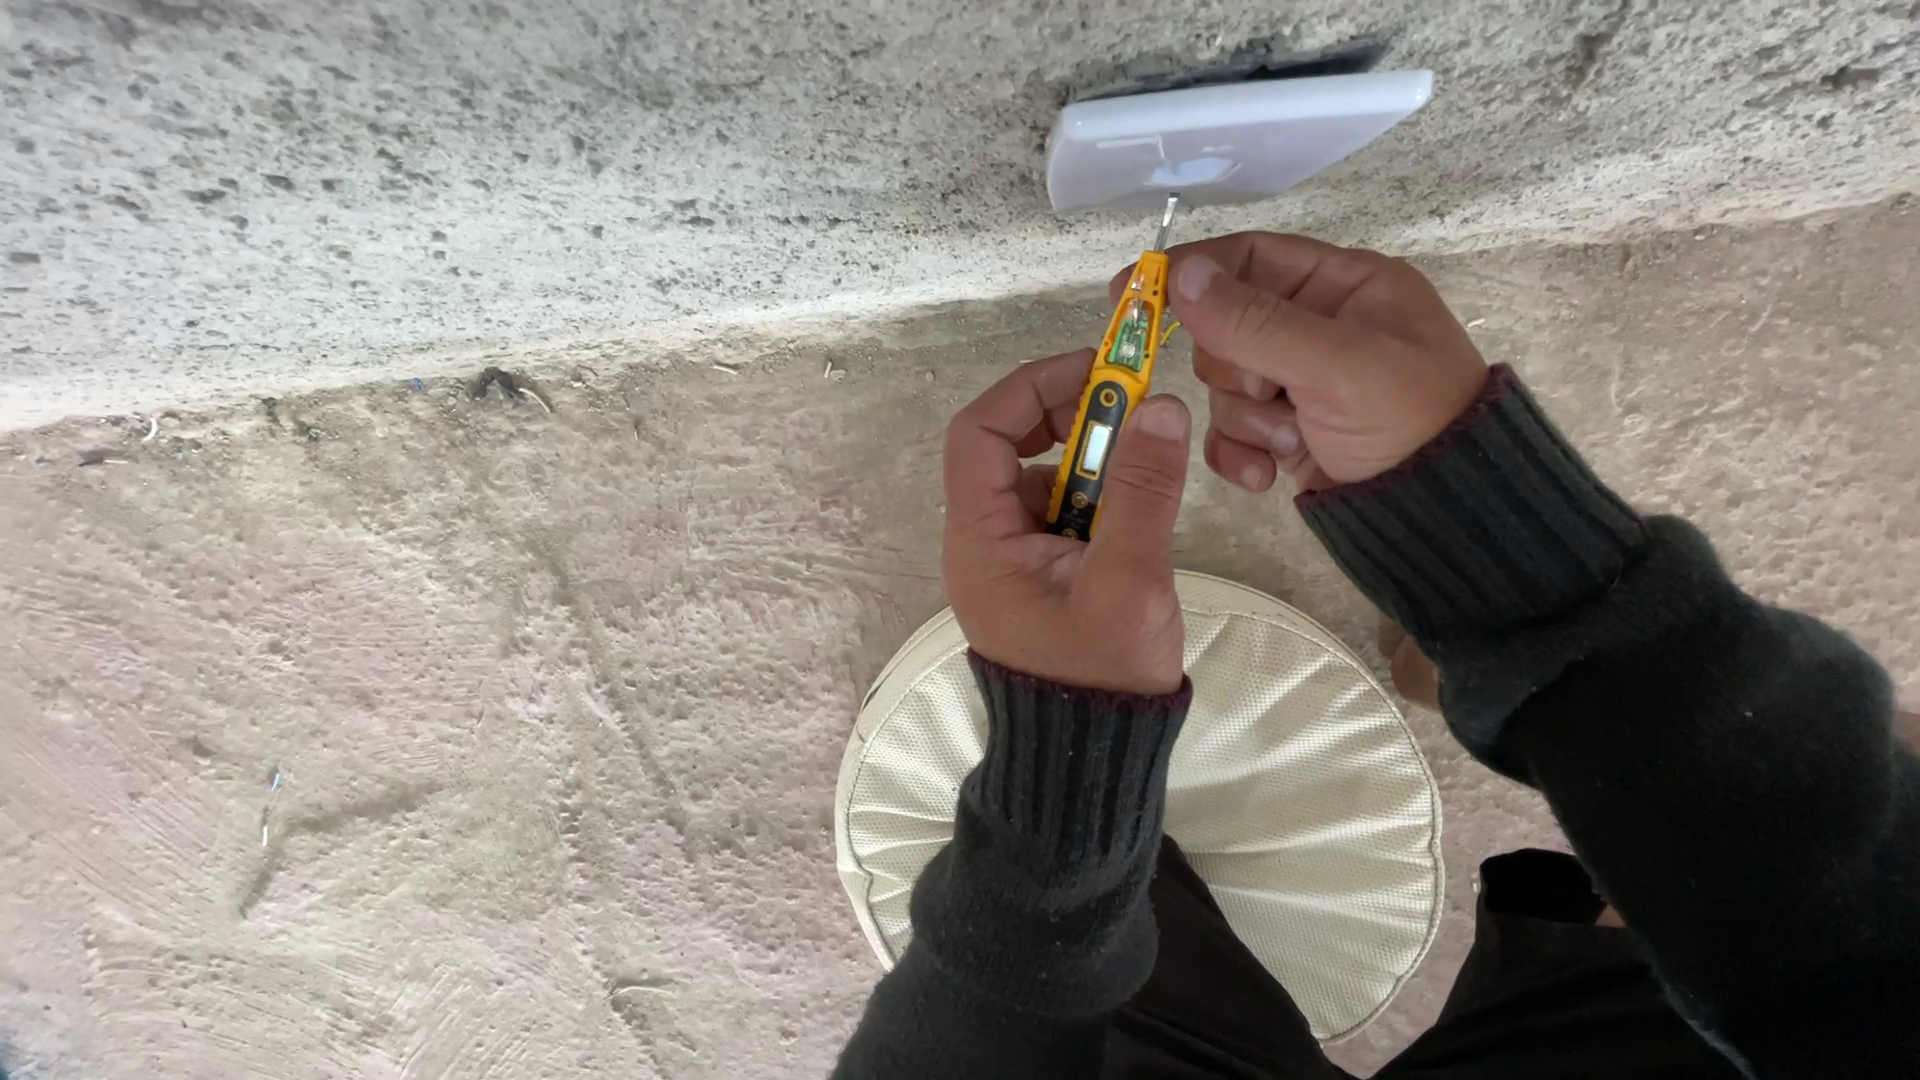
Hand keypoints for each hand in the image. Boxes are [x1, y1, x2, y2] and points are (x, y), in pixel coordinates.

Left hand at [942, 349, 1190, 695]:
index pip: (977, 432)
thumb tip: (1160, 407)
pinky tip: (1134, 513)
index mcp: (979, 539)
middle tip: (1133, 412)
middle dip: (1069, 420)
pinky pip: (1059, 512)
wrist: (1093, 753)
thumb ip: (1143, 492)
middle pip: (1007, 447)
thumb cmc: (1102, 675)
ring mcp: (1009, 558)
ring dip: (1090, 460)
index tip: (1096, 372)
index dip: (1030, 389)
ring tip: (1143, 468)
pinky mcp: (1037, 573)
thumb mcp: (1130, 581)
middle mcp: (981, 540)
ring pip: (1040, 478)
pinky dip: (1095, 497)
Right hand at [1116, 233, 1487, 491]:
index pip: (1248, 258)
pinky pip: (1227, 432)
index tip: (1129, 292)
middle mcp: (1312, 327)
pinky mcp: (1279, 431)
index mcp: (1339, 287)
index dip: (1189, 271)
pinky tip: (1269, 473)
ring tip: (1291, 441)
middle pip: (1222, 330)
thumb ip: (1257, 321)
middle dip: (1237, 372)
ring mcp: (1293, 383)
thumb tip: (1181, 276)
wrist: (1437, 511)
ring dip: (1247, 421)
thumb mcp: (1337, 365)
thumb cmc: (1407, 420)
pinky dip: (1239, 455)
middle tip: (1272, 393)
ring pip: (1221, 387)